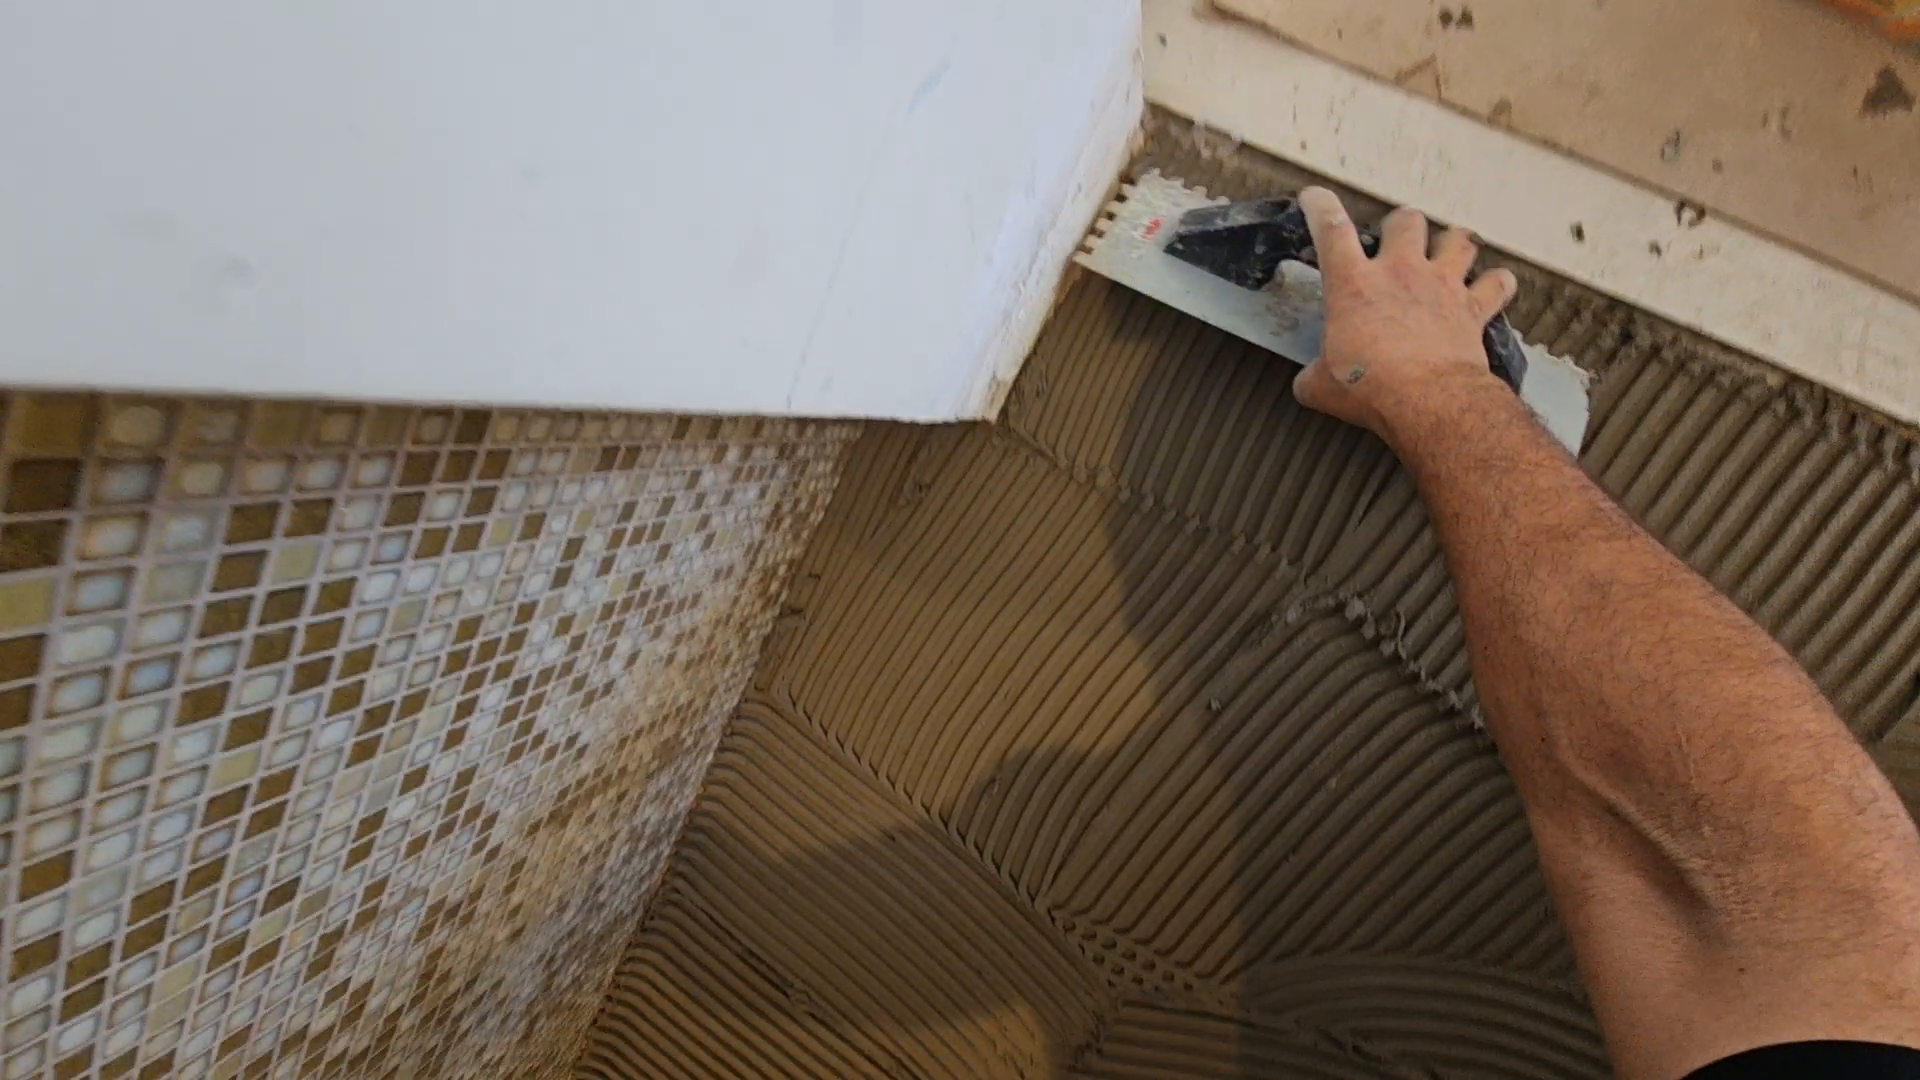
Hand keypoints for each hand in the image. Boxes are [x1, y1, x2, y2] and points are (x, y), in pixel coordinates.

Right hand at [1289, 187, 1519, 445]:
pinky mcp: (1473, 308)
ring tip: (1444, 255)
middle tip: (1394, 241)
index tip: (1314, 196)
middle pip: (1406, 220)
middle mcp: (1400, 273)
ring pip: (1458, 238)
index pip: (1331, 231)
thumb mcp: (1318, 385)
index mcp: (1352, 286)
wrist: (1425, 400)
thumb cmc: (1368, 388)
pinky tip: (1487, 290)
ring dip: (1451, 244)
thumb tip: (1309, 381)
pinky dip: (1493, 285)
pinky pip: (1497, 283)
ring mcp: (1442, 286)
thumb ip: (1312, 374)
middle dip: (1399, 227)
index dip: (1320, 208)